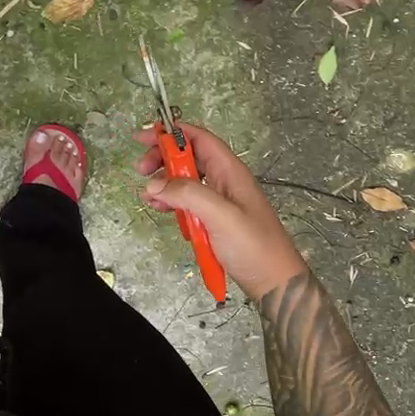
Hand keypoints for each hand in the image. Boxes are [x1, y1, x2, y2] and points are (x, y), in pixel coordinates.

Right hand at [134, 122, 307, 299]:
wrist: (273, 282)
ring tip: (147, 195)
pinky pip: (187, 203)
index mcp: (230, 172)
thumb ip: (187, 194)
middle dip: (163, 159)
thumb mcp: (220, 216)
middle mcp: (223, 181)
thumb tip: (153, 184)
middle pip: (188, 157)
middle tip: (141, 169)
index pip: (199, 139)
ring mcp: (218, 201)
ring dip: (164, 183)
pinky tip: (160, 210)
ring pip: (185, 180)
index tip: (144, 137)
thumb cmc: (253, 246)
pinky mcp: (212, 219)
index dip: (172, 133)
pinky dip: (170, 203)